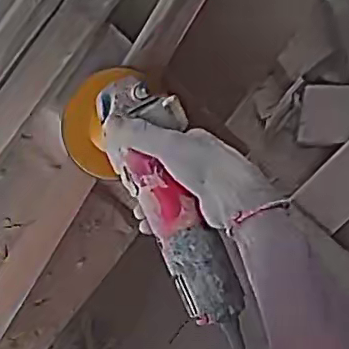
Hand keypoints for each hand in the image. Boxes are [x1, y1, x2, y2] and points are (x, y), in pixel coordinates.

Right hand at [100, 115, 281, 229]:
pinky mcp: (200, 211)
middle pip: (160, 172)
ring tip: (141, 212)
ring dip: (150, 204)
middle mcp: (198, 163)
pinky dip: (161, 220)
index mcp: (192, 140)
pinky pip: (174, 214)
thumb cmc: (209, 168)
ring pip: (166, 195)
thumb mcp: (167, 145)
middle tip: (133, 191)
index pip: (158, 143)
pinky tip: (153, 224)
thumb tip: (113, 123)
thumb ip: (139, 134)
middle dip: (143, 184)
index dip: (139, 154)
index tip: (126, 165)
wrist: (235, 201)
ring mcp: (200, 188)